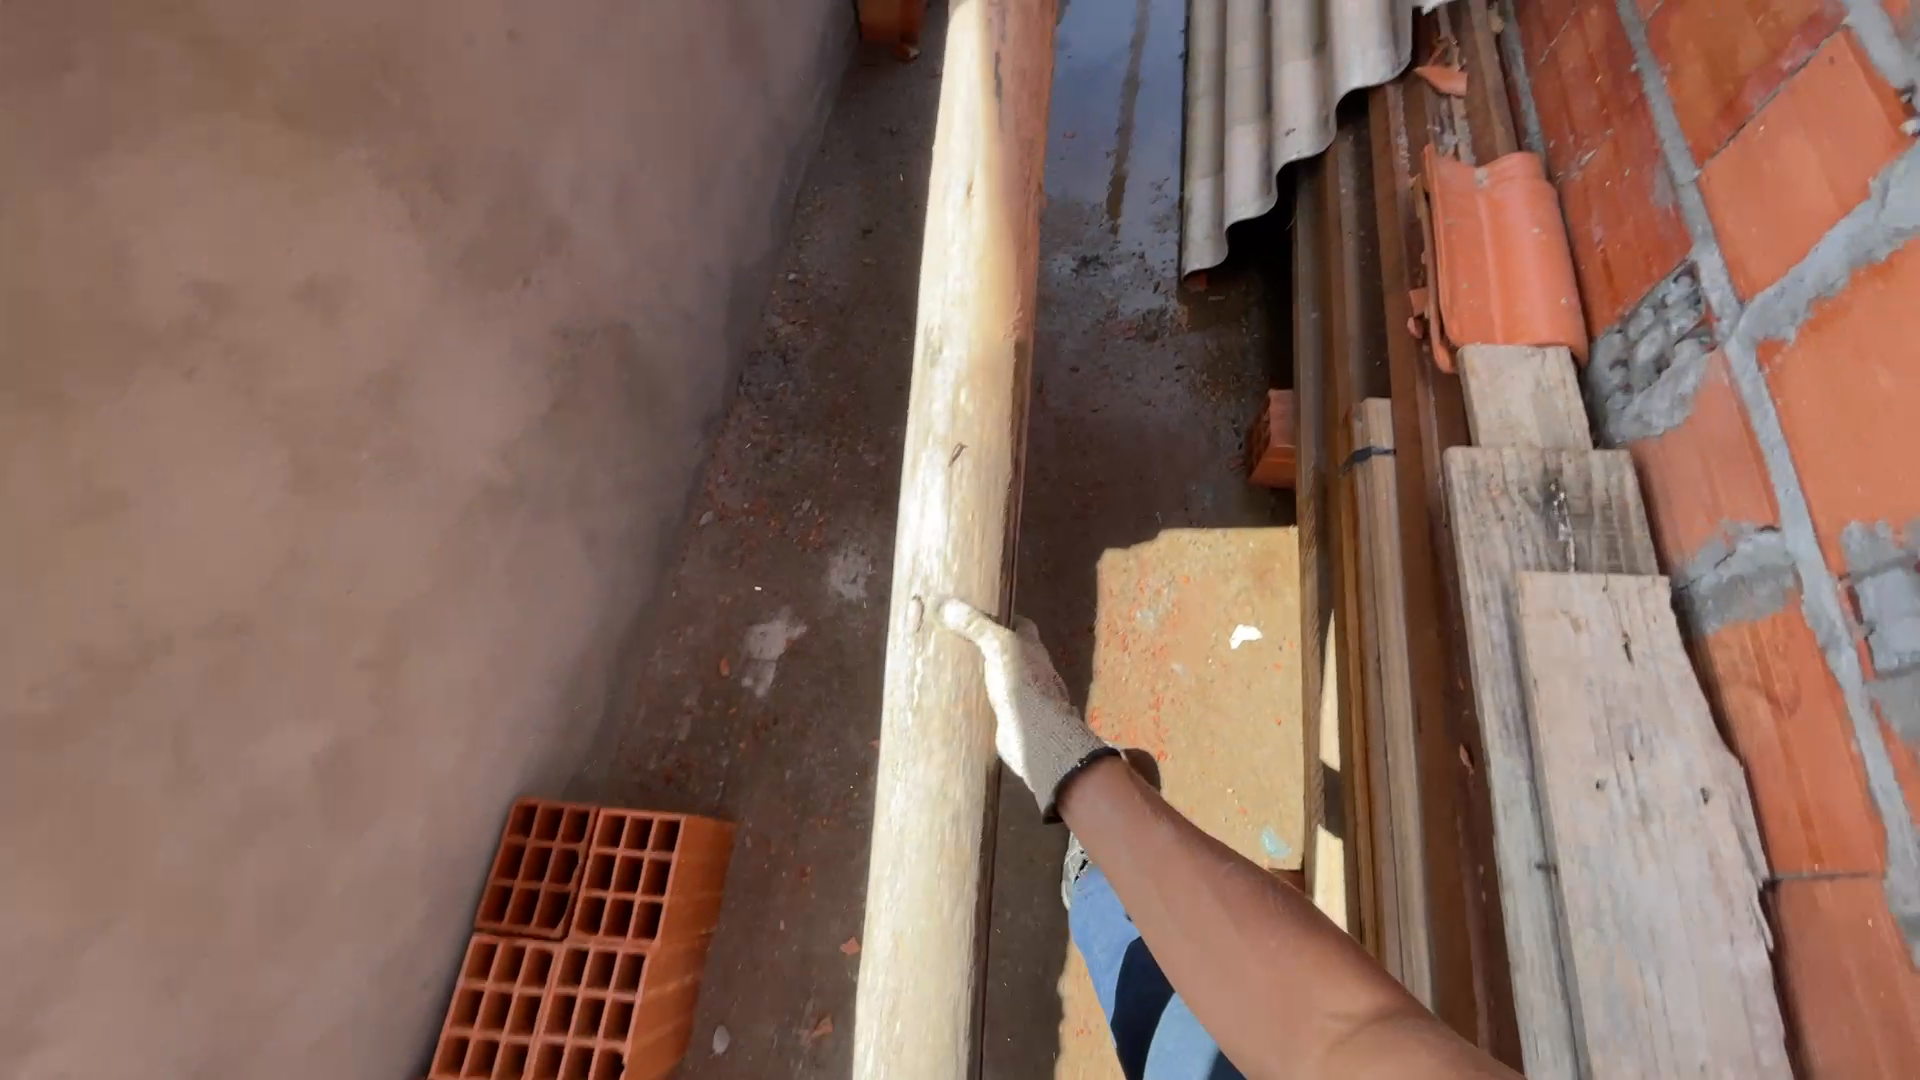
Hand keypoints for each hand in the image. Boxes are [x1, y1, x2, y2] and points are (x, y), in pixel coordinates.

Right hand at [939, 598, 1111, 818]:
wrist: (1037, 738)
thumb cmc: (1023, 686)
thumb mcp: (999, 647)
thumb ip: (976, 626)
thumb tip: (946, 603)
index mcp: (1033, 649)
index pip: (1023, 625)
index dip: (1004, 617)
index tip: (979, 613)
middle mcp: (1033, 670)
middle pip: (1012, 651)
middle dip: (990, 646)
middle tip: (959, 639)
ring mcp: (1024, 696)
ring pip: (1003, 678)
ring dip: (985, 674)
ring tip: (954, 666)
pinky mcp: (1012, 719)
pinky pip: (994, 703)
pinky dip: (981, 699)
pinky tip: (961, 698)